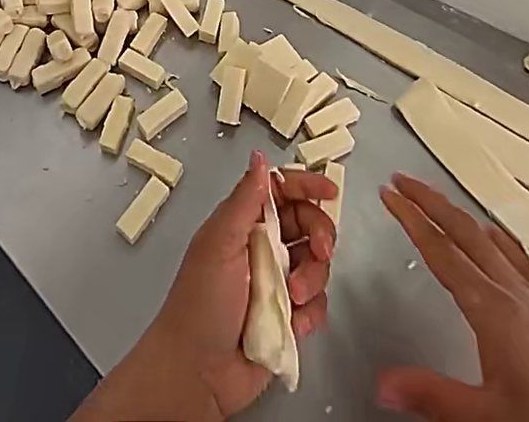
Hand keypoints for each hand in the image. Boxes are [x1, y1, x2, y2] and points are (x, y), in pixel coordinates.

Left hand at [72, 151, 337, 420]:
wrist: (198, 371)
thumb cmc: (202, 300)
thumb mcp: (221, 241)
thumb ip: (245, 199)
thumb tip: (259, 157)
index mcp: (242, 222)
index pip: (279, 190)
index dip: (304, 186)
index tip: (329, 191)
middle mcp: (261, 245)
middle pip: (306, 222)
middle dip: (319, 233)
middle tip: (319, 250)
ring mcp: (276, 280)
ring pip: (316, 262)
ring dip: (313, 277)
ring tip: (294, 297)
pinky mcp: (288, 314)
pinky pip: (316, 303)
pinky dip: (312, 311)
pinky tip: (296, 322)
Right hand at [377, 173, 528, 421]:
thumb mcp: (487, 416)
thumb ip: (434, 394)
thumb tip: (384, 383)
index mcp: (493, 309)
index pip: (441, 251)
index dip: (411, 218)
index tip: (388, 194)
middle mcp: (515, 296)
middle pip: (466, 233)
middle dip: (431, 201)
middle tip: (403, 181)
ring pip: (491, 242)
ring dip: (459, 216)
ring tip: (440, 201)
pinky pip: (519, 262)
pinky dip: (498, 240)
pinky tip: (497, 240)